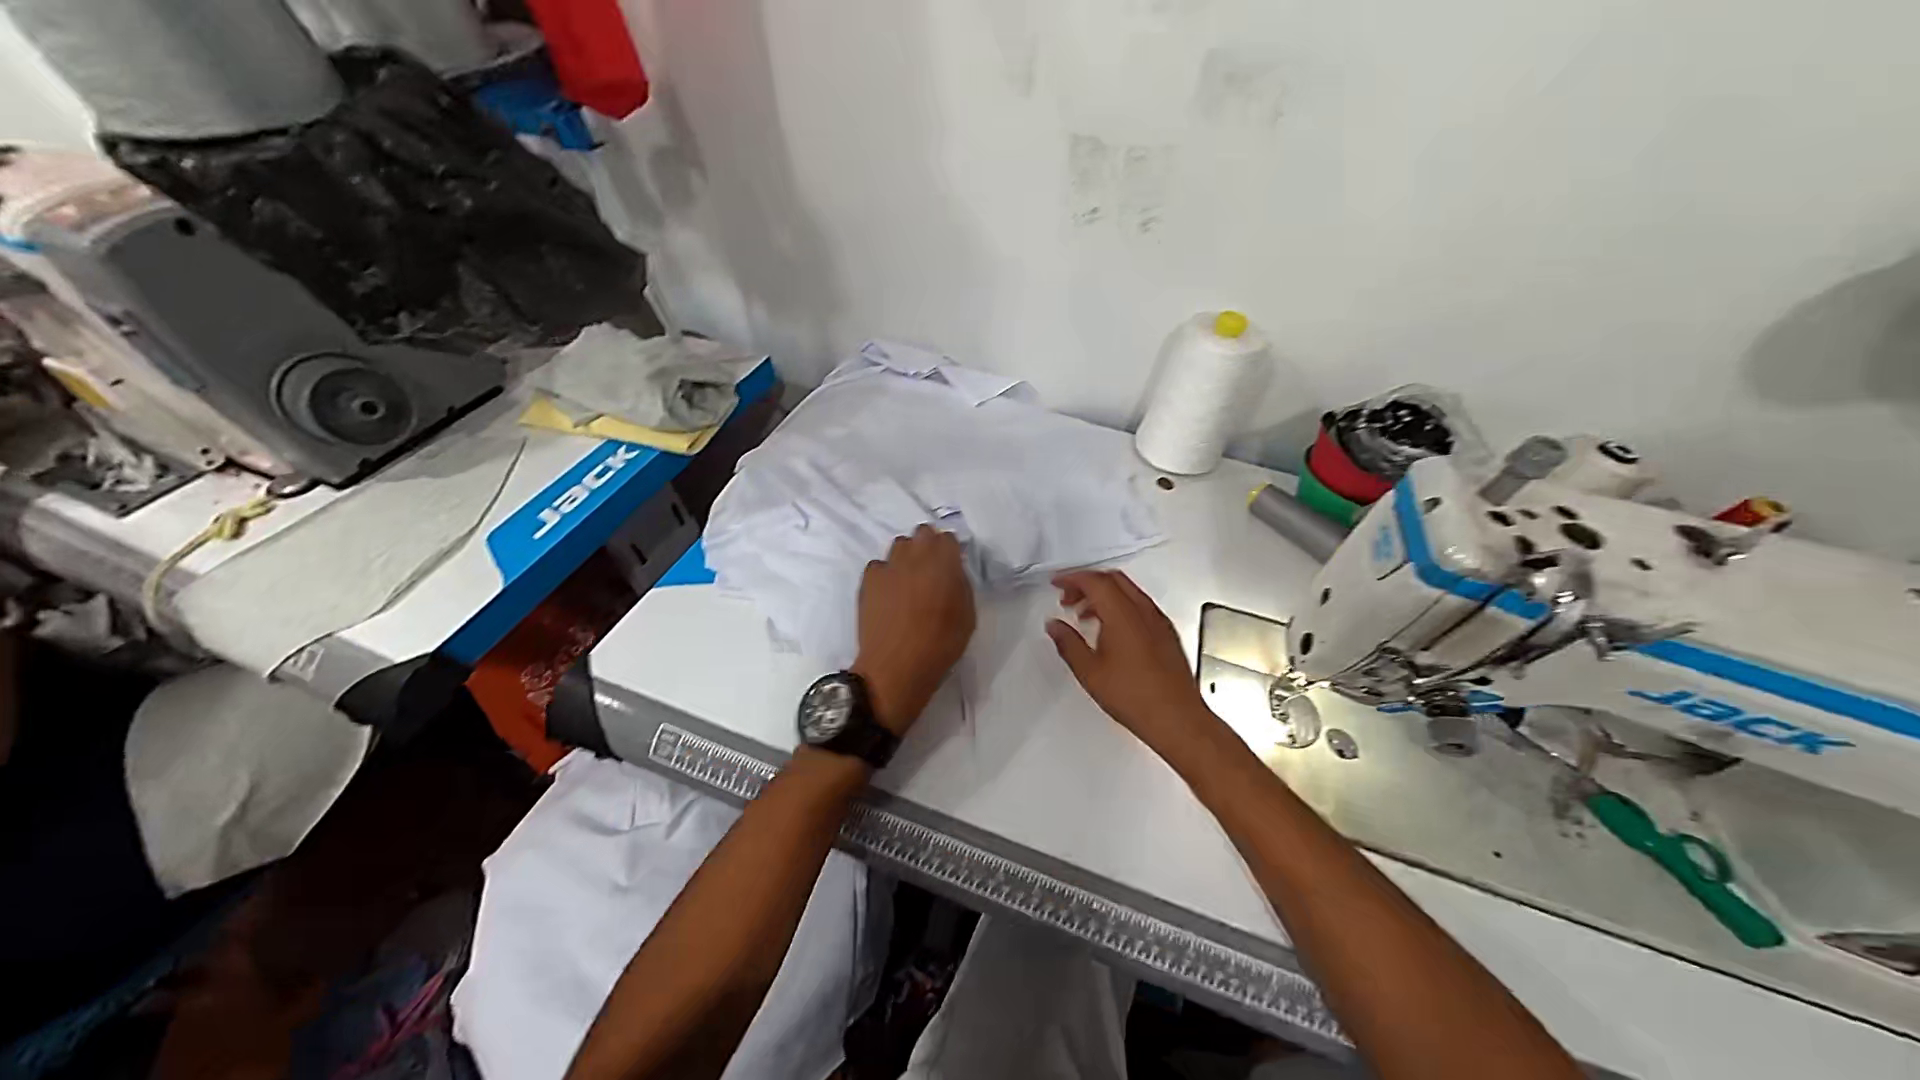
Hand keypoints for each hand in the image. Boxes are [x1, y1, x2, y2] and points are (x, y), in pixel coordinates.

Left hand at [852, 525, 976, 734]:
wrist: (896, 666)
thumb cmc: (940, 644)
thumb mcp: (967, 616)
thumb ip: (960, 585)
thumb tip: (952, 573)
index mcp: (944, 562)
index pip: (947, 538)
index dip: (950, 551)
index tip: (951, 567)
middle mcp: (915, 556)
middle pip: (922, 534)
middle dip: (927, 546)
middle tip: (931, 570)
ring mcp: (888, 566)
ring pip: (899, 546)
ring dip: (906, 556)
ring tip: (908, 580)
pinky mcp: (868, 580)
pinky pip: (879, 566)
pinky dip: (885, 574)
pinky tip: (888, 594)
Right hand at [1046, 570, 1219, 762]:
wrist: (1176, 718)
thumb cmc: (1139, 698)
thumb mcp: (1089, 672)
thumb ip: (1068, 643)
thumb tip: (1055, 627)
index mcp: (1123, 615)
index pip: (1095, 581)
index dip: (1072, 578)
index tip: (1058, 582)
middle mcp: (1144, 612)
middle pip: (1112, 579)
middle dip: (1087, 582)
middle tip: (1068, 594)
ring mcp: (1159, 622)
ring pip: (1128, 591)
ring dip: (1103, 594)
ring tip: (1084, 612)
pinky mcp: (1166, 633)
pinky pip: (1140, 605)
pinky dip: (1120, 606)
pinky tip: (1109, 628)